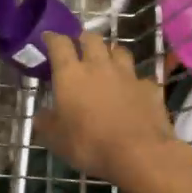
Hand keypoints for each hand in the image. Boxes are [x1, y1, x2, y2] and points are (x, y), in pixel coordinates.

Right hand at [34, 32, 182, 188]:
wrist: (140, 154)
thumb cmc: (90, 144)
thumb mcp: (55, 139)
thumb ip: (45, 122)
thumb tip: (41, 115)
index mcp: (71, 74)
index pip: (59, 43)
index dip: (52, 37)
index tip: (48, 37)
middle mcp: (99, 66)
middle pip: (92, 38)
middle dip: (84, 39)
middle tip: (79, 49)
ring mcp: (127, 75)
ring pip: (119, 50)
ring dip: (111, 53)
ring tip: (107, 62)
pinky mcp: (150, 88)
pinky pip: (141, 78)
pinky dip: (135, 81)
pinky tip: (133, 91)